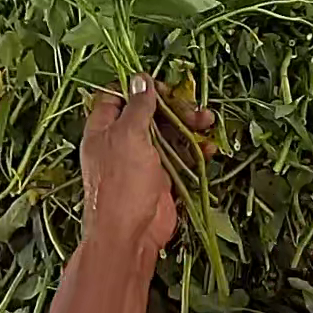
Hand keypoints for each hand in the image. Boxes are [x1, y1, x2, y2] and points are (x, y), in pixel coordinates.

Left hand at [80, 74, 210, 257]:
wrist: (131, 233)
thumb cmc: (122, 183)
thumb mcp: (128, 137)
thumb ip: (137, 107)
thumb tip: (140, 78)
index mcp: (104, 129)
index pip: (118, 97)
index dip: (139, 88)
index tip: (162, 88)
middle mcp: (123, 142)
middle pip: (150, 114)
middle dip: (174, 108)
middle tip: (194, 109)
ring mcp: (144, 160)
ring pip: (169, 134)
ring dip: (189, 126)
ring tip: (208, 122)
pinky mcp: (164, 177)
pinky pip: (181, 157)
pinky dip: (195, 151)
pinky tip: (208, 149)